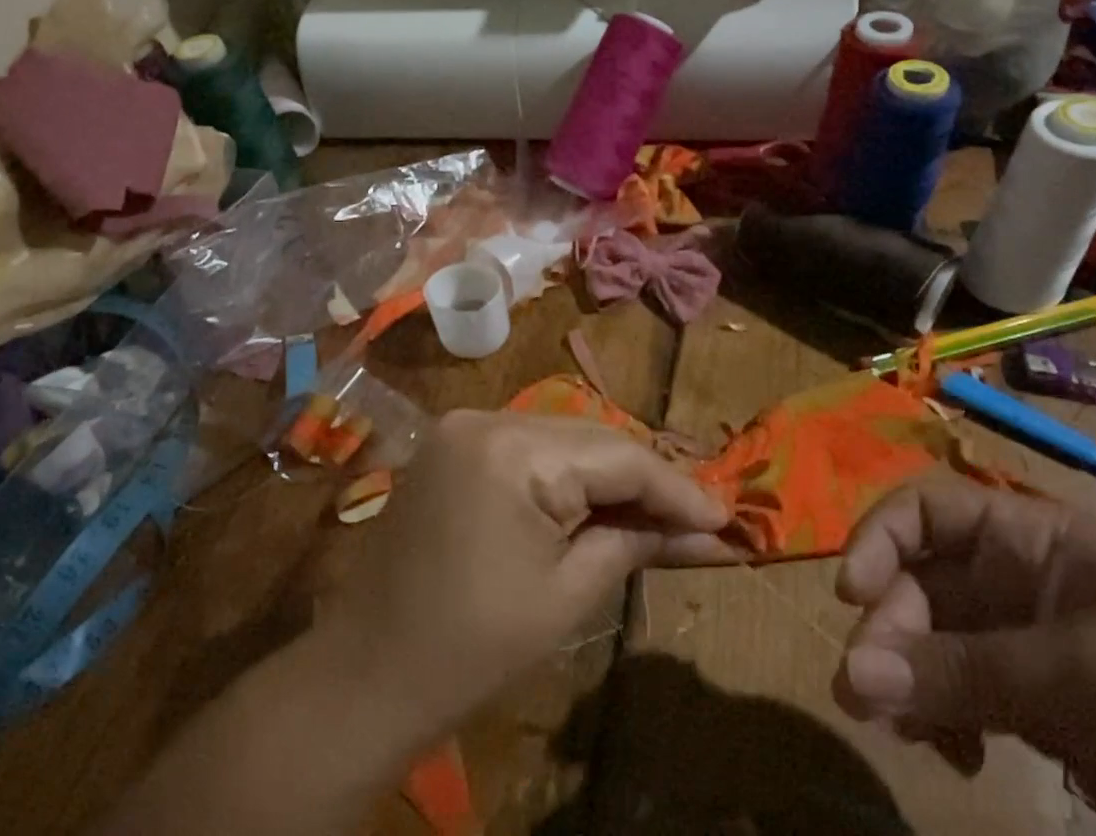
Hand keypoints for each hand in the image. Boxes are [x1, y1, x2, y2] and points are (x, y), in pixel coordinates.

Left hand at [320, 410, 729, 732]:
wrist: (368, 676)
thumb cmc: (473, 648)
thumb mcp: (570, 594)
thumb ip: (640, 543)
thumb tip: (713, 532)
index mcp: (512, 451)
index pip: (620, 456)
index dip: (679, 490)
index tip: (727, 519)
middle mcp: (485, 419)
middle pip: (592, 439)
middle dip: (646, 481)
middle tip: (699, 521)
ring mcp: (460, 430)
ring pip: (562, 441)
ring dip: (609, 477)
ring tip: (658, 517)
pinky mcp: (449, 449)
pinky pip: (527, 451)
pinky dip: (566, 477)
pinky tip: (599, 506)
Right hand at [832, 481, 1095, 835]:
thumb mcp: (1084, 672)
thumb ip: (960, 672)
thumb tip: (845, 675)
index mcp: (1040, 542)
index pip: (933, 513)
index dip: (882, 540)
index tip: (848, 596)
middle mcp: (1027, 588)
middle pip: (921, 586)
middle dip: (888, 632)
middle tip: (866, 698)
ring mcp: (1037, 655)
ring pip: (936, 649)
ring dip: (905, 682)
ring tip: (905, 734)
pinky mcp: (1052, 718)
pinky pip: (968, 704)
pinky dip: (943, 725)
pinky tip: (956, 758)